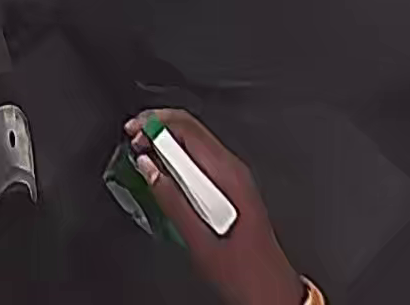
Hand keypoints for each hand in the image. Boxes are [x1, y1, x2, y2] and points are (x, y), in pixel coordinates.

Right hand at [127, 110, 305, 304]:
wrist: (275, 296)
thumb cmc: (245, 274)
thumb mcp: (200, 241)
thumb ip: (171, 201)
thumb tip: (147, 168)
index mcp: (228, 174)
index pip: (186, 127)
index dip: (155, 122)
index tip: (134, 131)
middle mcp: (233, 167)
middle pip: (189, 128)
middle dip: (157, 127)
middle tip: (133, 138)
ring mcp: (233, 175)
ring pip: (193, 140)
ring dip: (165, 141)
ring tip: (143, 153)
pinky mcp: (230, 186)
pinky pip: (199, 157)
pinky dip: (176, 156)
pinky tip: (162, 170)